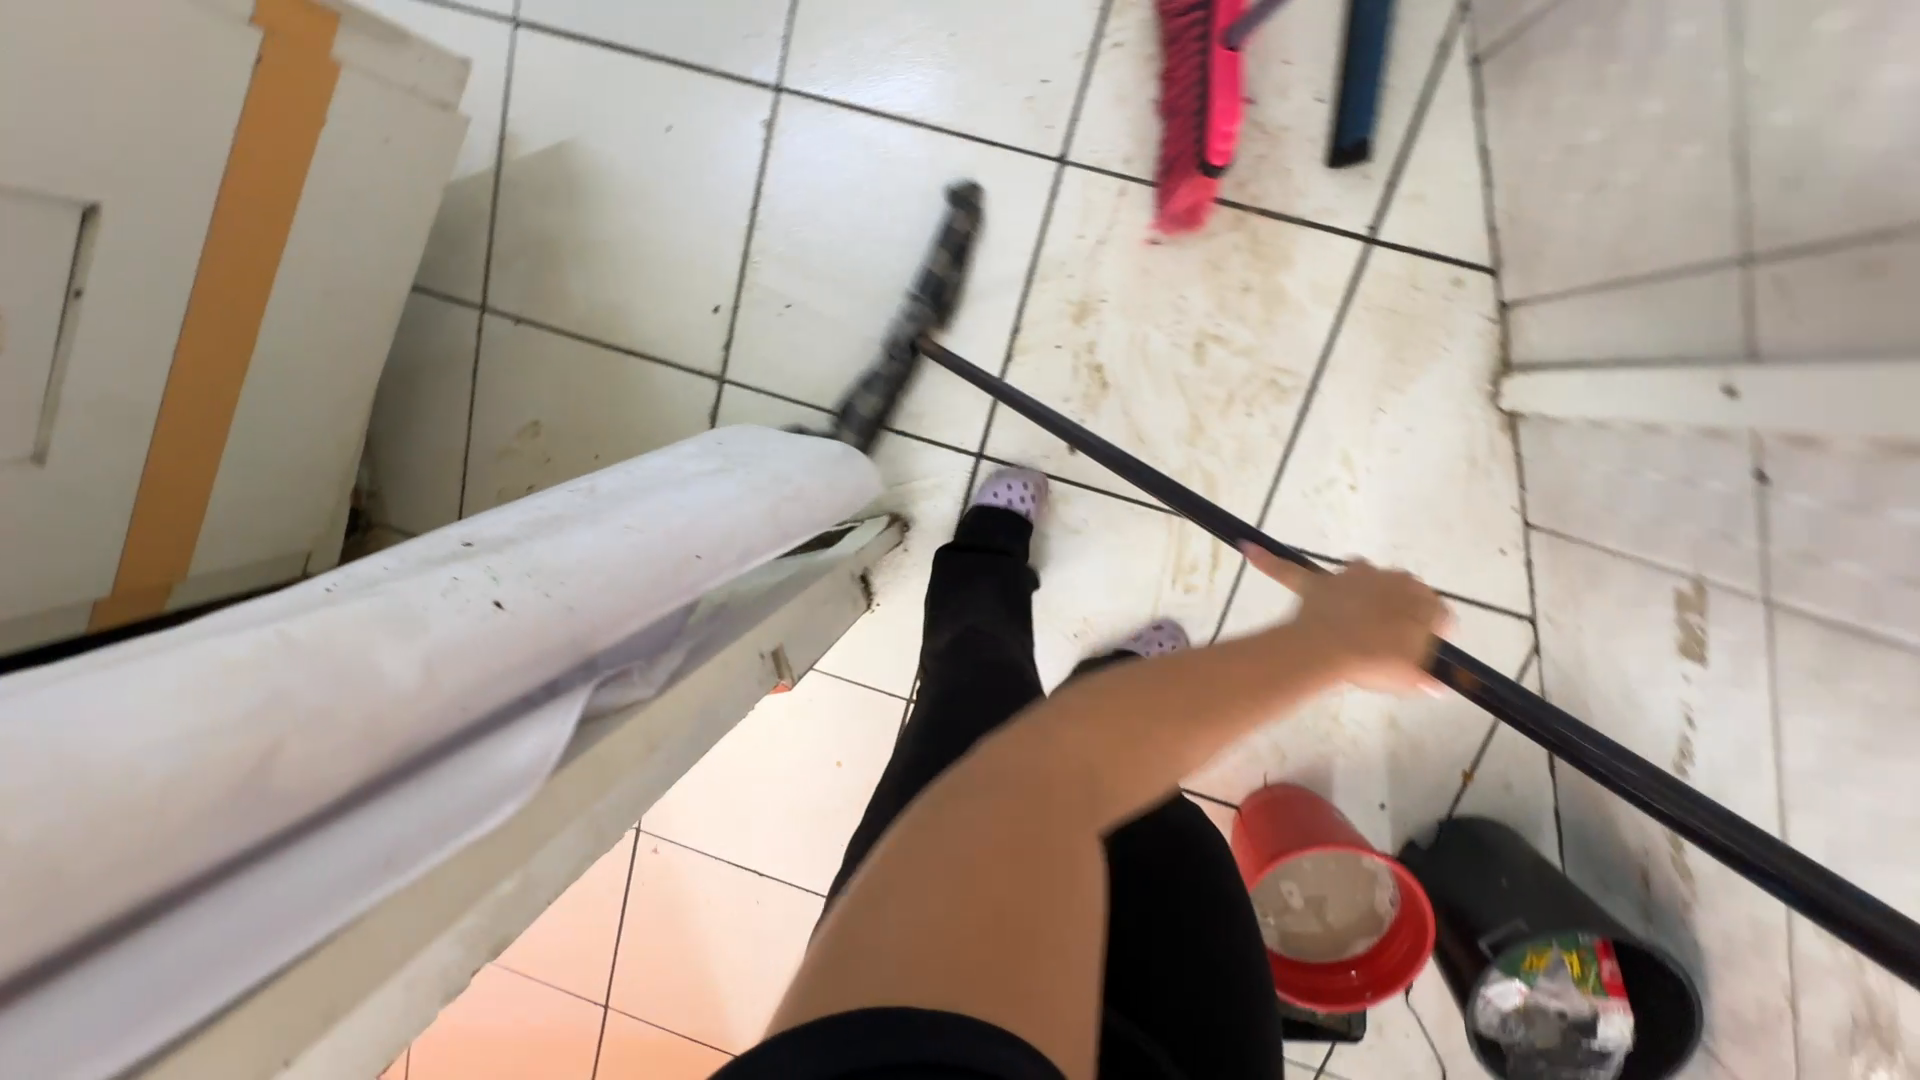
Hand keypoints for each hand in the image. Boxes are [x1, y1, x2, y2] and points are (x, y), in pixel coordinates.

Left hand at [1240, 544, 1452, 695]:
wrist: (1334, 650)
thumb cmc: (1378, 662)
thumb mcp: (1412, 678)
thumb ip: (1423, 677)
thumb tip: (1433, 685)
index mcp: (1423, 601)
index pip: (1436, 614)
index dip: (1426, 634)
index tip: (1414, 651)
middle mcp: (1391, 579)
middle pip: (1400, 592)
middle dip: (1394, 612)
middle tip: (1382, 642)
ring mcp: (1353, 576)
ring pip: (1361, 574)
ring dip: (1361, 591)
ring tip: (1354, 616)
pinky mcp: (1318, 583)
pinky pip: (1287, 569)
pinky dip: (1268, 562)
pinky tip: (1249, 550)